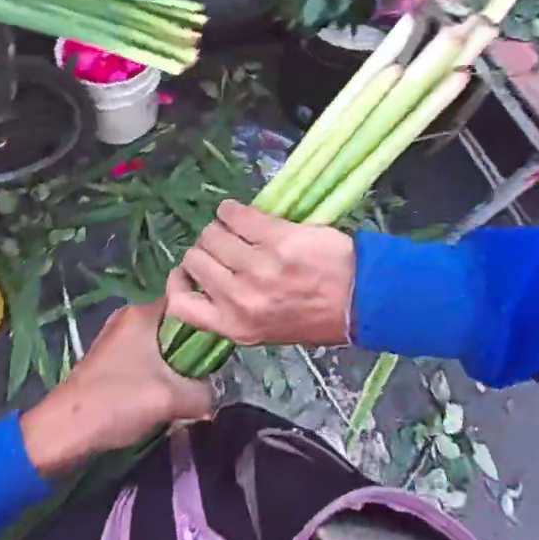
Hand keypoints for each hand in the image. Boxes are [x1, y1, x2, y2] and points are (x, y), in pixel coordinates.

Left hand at [19, 300, 212, 474]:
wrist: (60, 434)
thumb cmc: (115, 403)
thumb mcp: (171, 399)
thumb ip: (204, 392)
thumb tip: (217, 393)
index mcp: (143, 312)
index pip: (189, 301)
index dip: (209, 320)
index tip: (222, 343)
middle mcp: (130, 315)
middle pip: (176, 322)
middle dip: (193, 345)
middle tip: (207, 368)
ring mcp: (117, 336)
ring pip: (161, 341)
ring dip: (175, 361)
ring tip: (188, 382)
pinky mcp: (109, 357)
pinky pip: (146, 354)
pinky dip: (158, 369)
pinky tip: (163, 390)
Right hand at [164, 200, 355, 346]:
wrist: (359, 298)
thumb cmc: (317, 315)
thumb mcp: (267, 330)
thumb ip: (237, 312)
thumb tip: (212, 284)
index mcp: (235, 327)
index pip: (181, 306)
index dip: (179, 282)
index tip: (188, 271)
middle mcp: (239, 298)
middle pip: (197, 259)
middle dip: (206, 248)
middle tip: (224, 243)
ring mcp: (257, 267)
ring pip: (213, 235)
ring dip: (219, 226)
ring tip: (233, 225)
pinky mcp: (276, 239)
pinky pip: (237, 216)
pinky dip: (232, 210)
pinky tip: (236, 210)